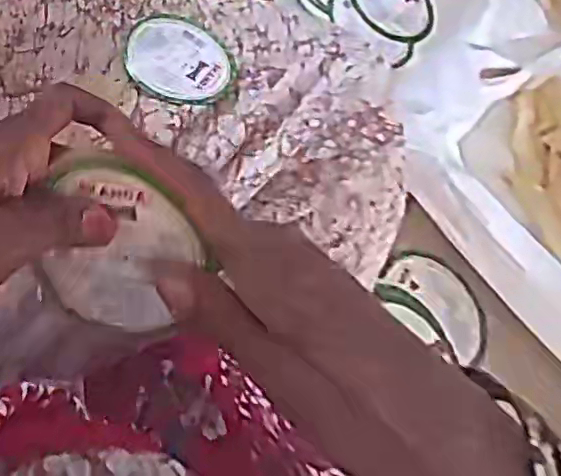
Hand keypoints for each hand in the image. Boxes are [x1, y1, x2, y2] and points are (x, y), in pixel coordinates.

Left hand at [0, 84, 119, 359]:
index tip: (132, 144)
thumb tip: (114, 217)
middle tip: (136, 203)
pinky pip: (34, 188)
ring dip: (80, 191)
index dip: (102, 111)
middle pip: (65, 139)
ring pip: (51, 168)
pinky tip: (72, 241)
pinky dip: (57, 206)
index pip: (65, 101)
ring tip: (114, 228)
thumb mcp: (12, 238)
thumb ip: (64, 223)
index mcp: (14, 141)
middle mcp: (7, 145)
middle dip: (101, 165)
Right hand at [85, 105, 530, 475]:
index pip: (196, 194)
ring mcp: (298, 256)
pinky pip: (245, 246)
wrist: (454, 435)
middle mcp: (280, 243)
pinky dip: (210, 244)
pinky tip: (194, 265)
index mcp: (265, 263)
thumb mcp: (283, 377)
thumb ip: (220, 316)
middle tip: (105, 190)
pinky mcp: (309, 274)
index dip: (151, 155)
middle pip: (205, 204)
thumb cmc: (363, 409)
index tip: (111, 124)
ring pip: (224, 227)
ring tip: (134, 225)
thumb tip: (158, 267)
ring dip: (181, 218)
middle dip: (156, 187)